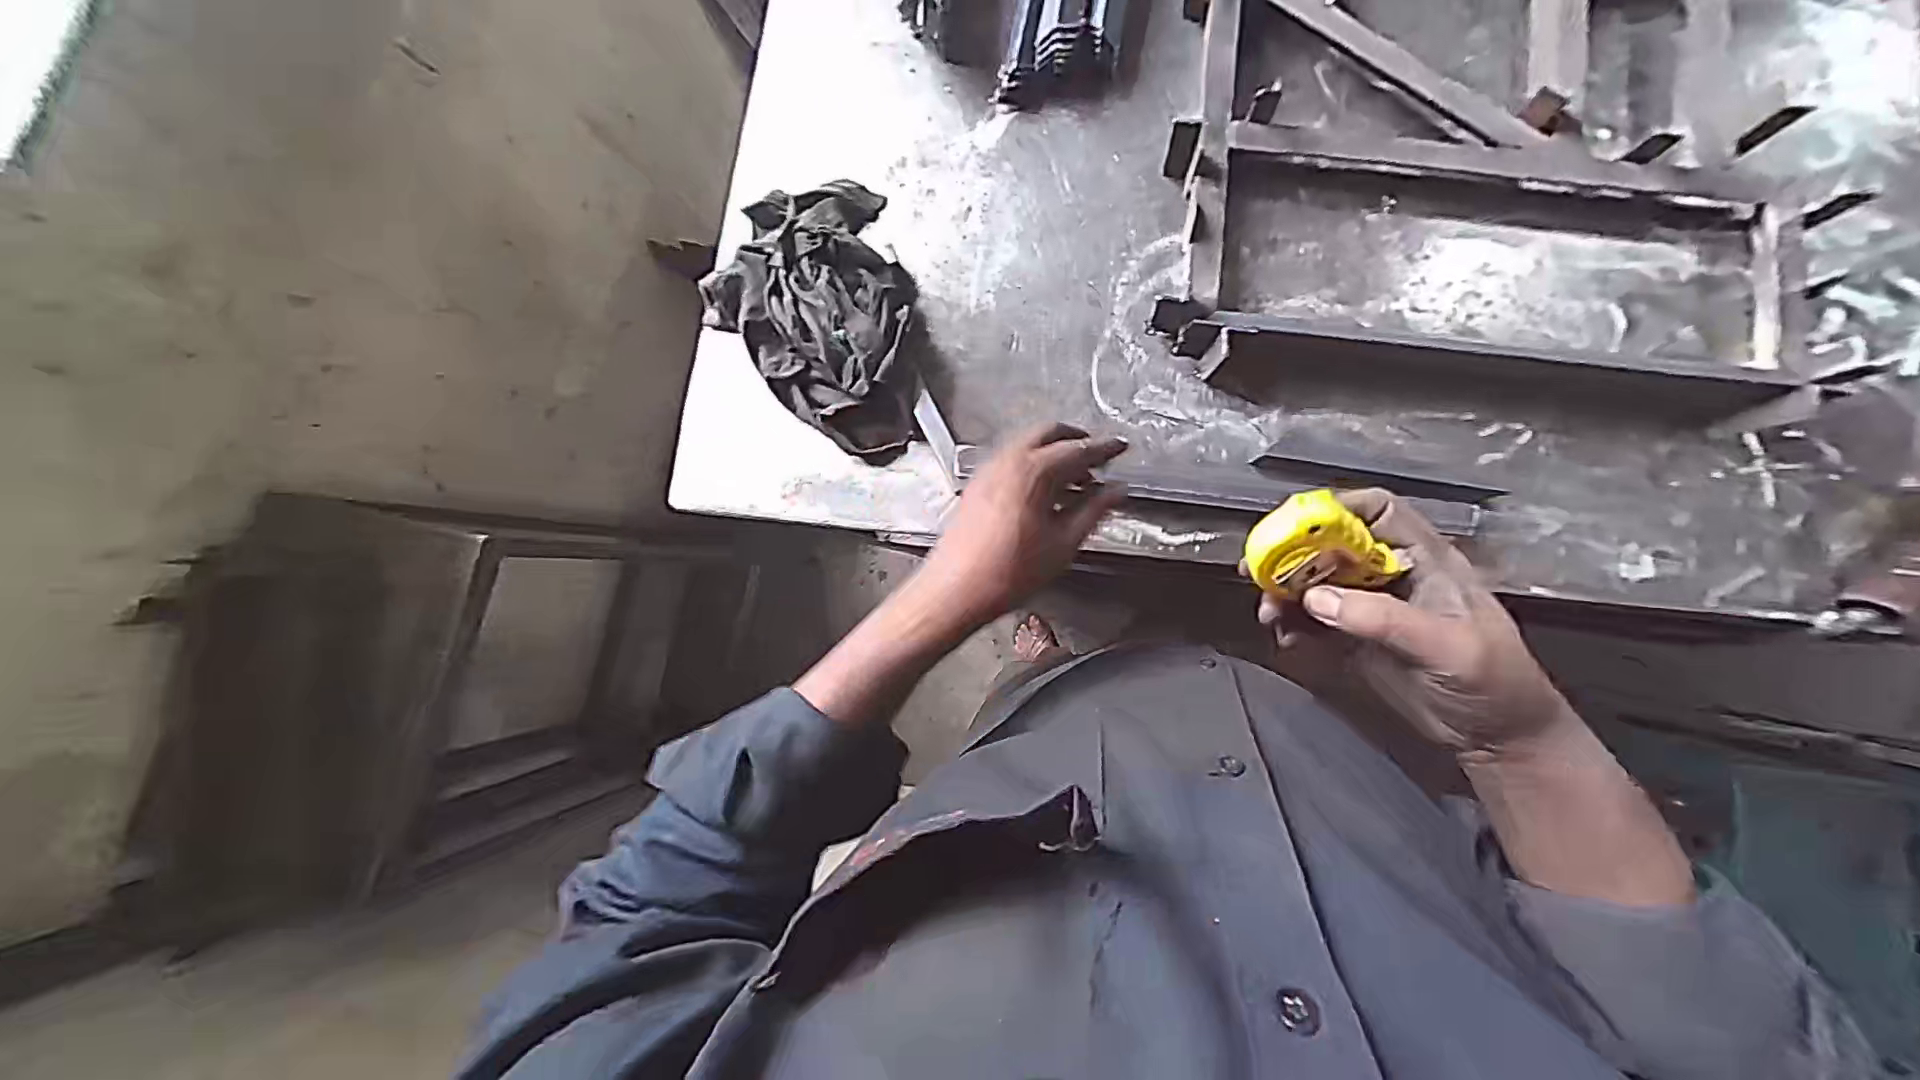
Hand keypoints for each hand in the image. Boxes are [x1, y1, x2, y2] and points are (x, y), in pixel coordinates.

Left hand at [917, 422, 1127, 630]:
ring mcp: (988, 471)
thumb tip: (1115, 492)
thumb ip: (1094, 510)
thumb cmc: (1006, 572)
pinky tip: (1044, 492)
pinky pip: (1011, 461)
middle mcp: (1008, 462)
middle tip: (1097, 455)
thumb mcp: (1064, 543)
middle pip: (1049, 433)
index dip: (1104, 448)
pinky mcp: (977, 486)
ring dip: (1054, 453)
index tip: (1119, 447)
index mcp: (1034, 471)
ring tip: (1076, 479)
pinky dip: (1032, 465)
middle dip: (1077, 440)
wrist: (957, 589)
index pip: (1079, 448)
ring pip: (1027, 445)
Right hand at [1258, 489, 1574, 760]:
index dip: (1335, 510)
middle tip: (1258, 571)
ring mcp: (1367, 606)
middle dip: (1291, 555)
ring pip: (1312, 583)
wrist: (1498, 738)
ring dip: (1283, 593)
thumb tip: (1315, 598)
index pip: (1376, 512)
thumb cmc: (1494, 682)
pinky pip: (1309, 621)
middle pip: (1330, 546)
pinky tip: (1284, 636)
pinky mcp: (1351, 637)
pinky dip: (1290, 624)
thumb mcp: (1448, 647)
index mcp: (1424, 559)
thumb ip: (1382, 618)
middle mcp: (1389, 575)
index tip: (1294, 527)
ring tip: (1269, 613)